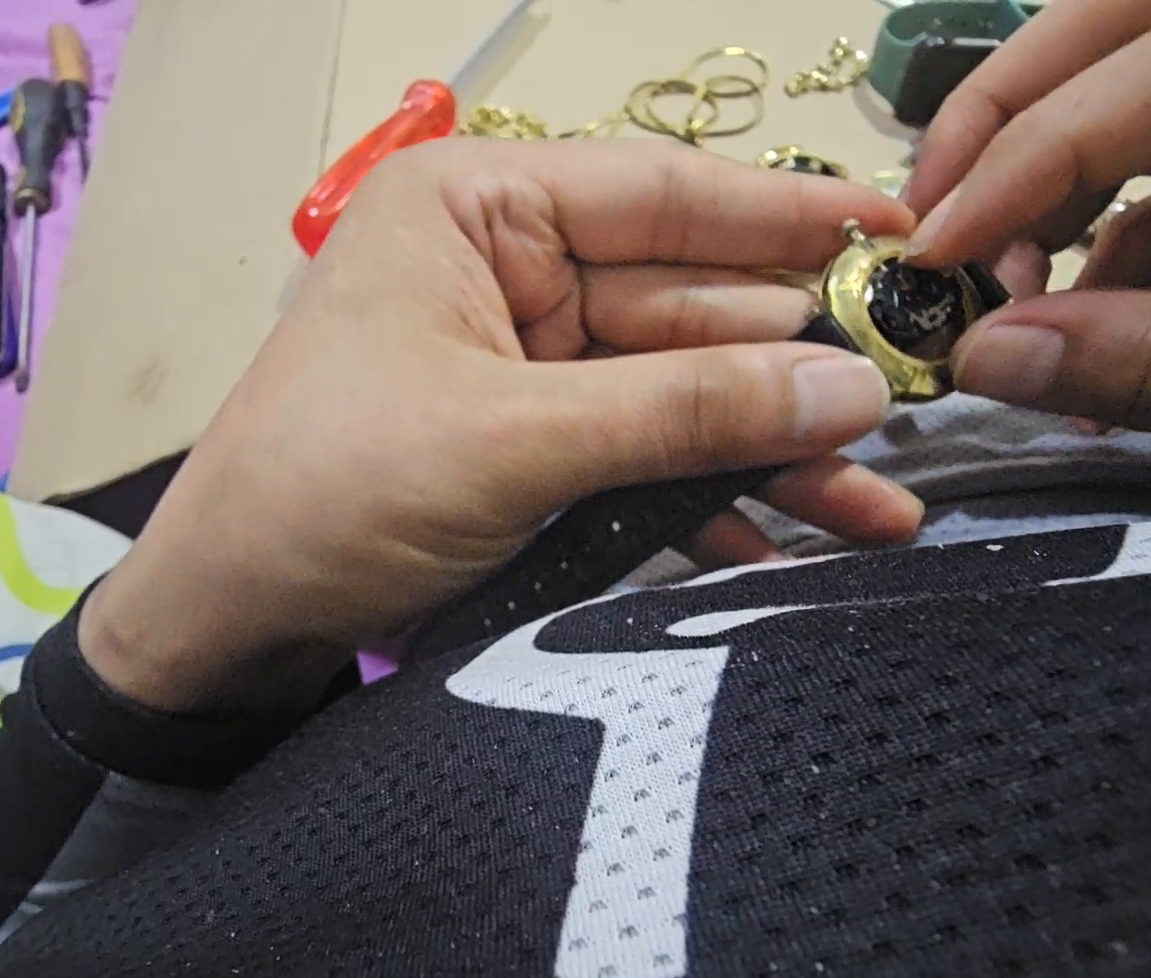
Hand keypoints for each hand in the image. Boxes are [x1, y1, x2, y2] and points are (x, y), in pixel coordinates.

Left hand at [82, 139, 924, 710]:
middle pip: (681, 311)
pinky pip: (635, 460)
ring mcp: (524, 370)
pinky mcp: (530, 450)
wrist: (241, 606)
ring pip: (670, 399)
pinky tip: (777, 538)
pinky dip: (698, 503)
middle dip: (788, 371)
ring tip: (876, 507)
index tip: (898, 238)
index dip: (783, 222)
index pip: (658, 197)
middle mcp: (508, 275)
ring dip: (763, 456)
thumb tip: (846, 386)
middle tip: (909, 409)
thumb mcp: (511, 440)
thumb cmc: (337, 488)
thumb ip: (679, 413)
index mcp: (479, 212)